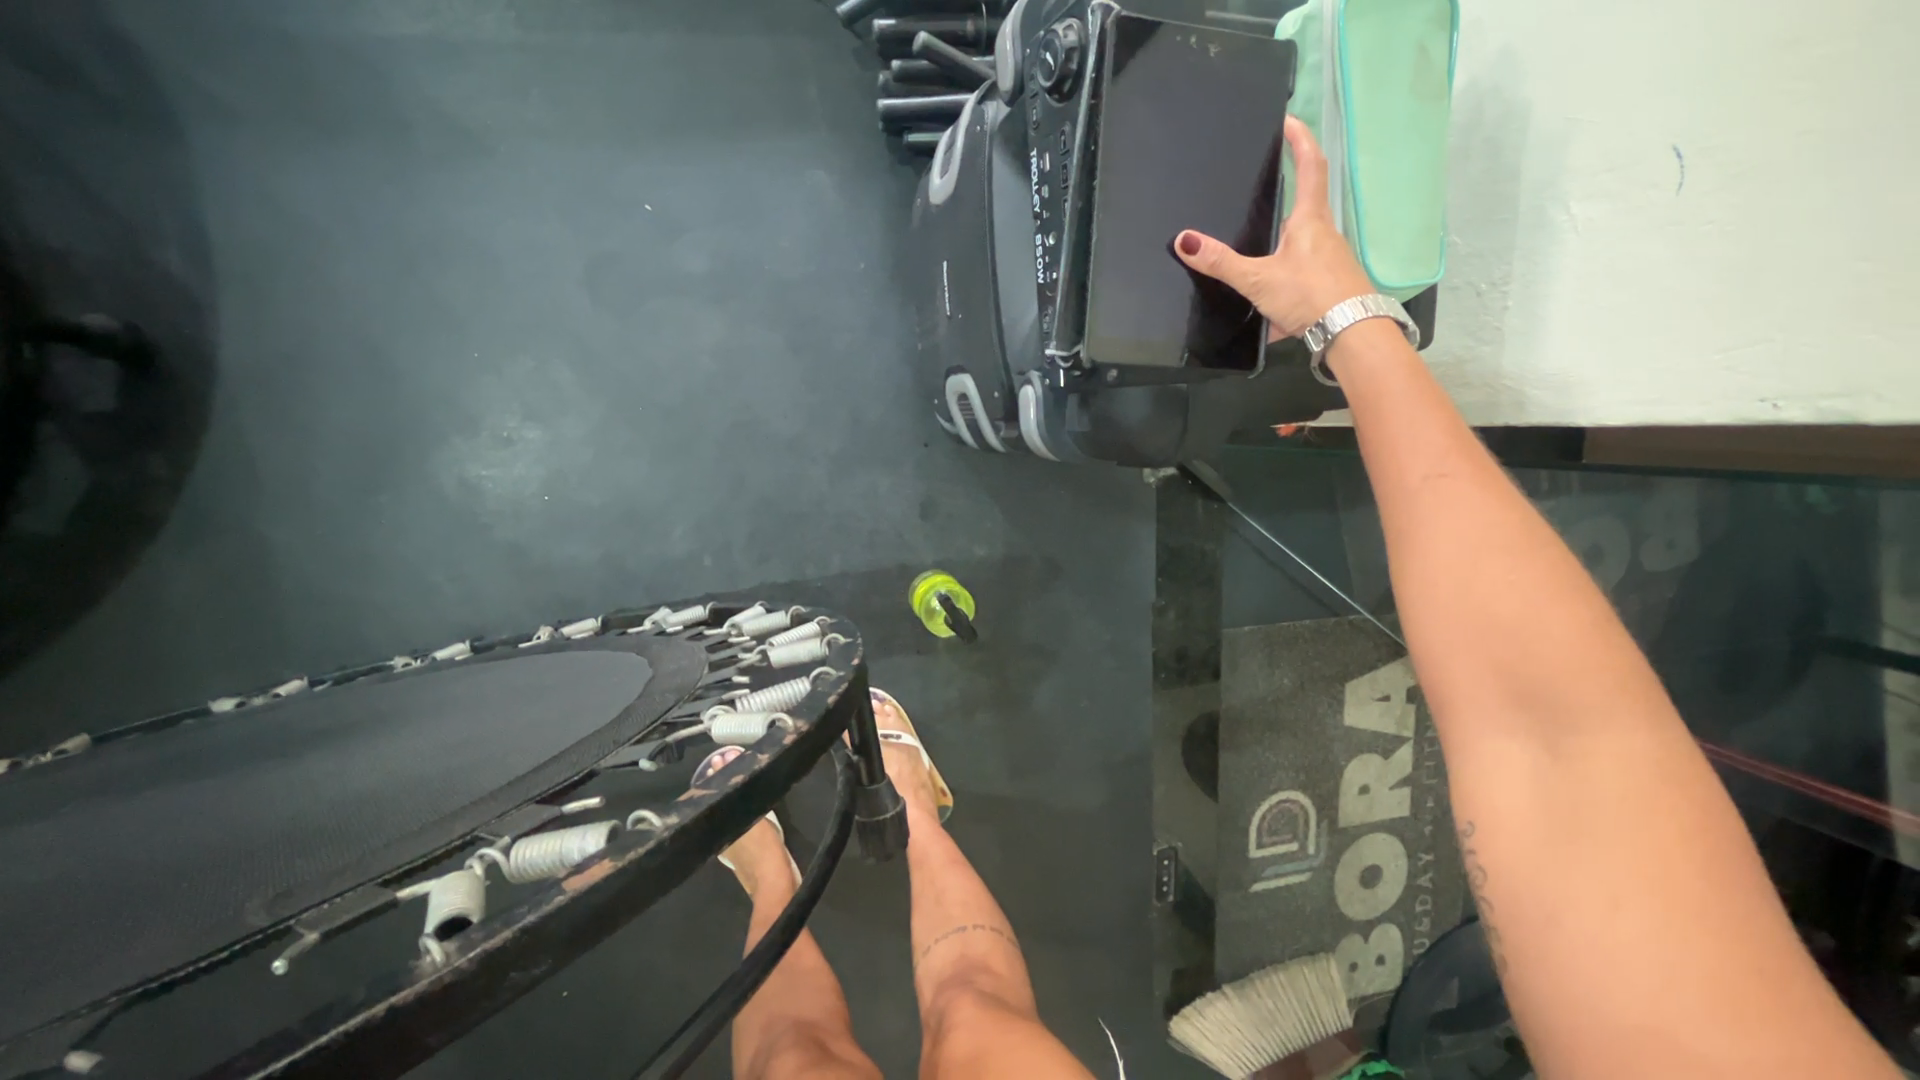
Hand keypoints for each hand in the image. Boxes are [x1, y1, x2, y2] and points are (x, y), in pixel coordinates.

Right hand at [1173, 116, 1372, 339]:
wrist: (1352, 333)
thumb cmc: (1309, 294)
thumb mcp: (1257, 279)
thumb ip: (1221, 263)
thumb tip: (1184, 240)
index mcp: (1309, 219)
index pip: (1309, 166)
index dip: (1300, 140)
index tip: (1288, 121)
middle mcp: (1323, 234)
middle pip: (1303, 209)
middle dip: (1282, 204)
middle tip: (1258, 198)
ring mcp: (1329, 262)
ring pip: (1299, 250)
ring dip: (1278, 256)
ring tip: (1253, 268)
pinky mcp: (1329, 289)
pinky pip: (1300, 284)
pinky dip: (1283, 296)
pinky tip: (1270, 318)